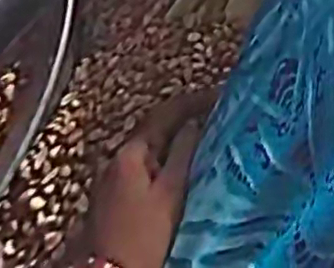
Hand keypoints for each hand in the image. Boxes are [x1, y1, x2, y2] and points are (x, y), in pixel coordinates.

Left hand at [88, 90, 215, 267]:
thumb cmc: (143, 237)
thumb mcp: (171, 191)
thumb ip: (184, 151)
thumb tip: (195, 122)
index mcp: (130, 153)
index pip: (166, 113)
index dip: (195, 101)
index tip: (221, 96)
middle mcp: (117, 159)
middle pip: (156, 127)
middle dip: (186, 116)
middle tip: (217, 112)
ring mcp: (112, 179)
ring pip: (152, 146)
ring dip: (177, 137)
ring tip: (207, 134)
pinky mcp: (114, 197)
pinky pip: (146, 163)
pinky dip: (167, 156)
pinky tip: (184, 163)